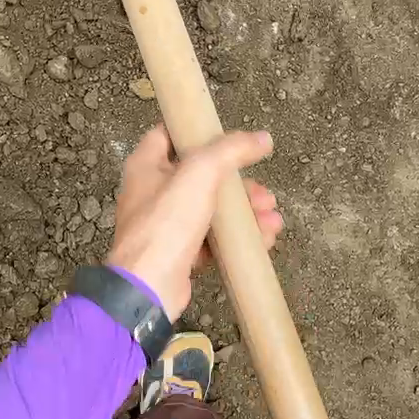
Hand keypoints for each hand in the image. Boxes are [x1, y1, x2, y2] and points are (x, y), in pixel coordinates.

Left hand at [105, 125, 282, 319]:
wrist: (150, 287)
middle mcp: (151, 192)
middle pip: (201, 177)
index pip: (169, 134)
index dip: (198, 132)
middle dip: (237, 184)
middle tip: (264, 194)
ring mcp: (164, 225)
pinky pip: (211, 239)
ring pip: (210, 210)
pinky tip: (263, 239)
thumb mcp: (199, 174)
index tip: (230, 138)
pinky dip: (235, 238)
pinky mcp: (178, 253)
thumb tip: (262, 138)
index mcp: (146, 166)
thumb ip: (231, 150)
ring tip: (271, 219)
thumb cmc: (166, 224)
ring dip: (243, 212)